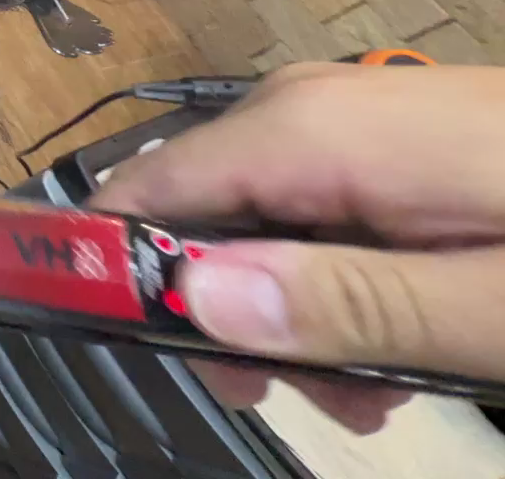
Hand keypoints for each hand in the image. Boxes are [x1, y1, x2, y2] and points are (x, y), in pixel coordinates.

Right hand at [90, 63, 504, 432]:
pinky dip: (323, 270)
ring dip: (279, 300)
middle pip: (193, 205)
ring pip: (249, 210)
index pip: (142, 190)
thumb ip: (355, 303)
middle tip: (288, 398)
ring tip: (364, 389)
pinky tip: (392, 329)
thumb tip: (192, 300)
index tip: (140, 344)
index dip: (115, 261)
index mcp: (301, 133)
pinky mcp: (376, 137)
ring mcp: (337, 117)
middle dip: (219, 300)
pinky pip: (306, 201)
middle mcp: (294, 108)